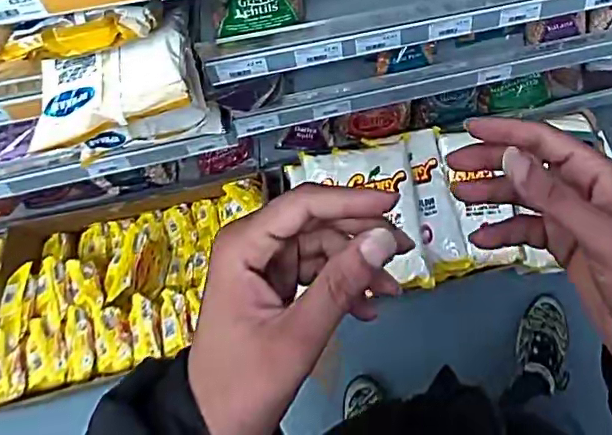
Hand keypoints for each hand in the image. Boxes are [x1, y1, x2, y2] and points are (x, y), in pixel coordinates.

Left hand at [189, 184, 412, 434]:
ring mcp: (265, 261)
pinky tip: (367, 304)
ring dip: (357, 264)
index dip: (349, 199)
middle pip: (317, 221)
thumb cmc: (238, 387)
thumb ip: (339, 286)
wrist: (211, 429)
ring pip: (323, 244)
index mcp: (243, 243)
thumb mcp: (296, 338)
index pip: (304, 204)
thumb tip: (379, 241)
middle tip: (400, 245)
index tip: (388, 202)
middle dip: (360, 233)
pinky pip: (319, 268)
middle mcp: (253, 242)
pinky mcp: (277, 280)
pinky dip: (345, 283)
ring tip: (389, 285)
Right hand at [447, 116, 611, 377]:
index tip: (472, 129)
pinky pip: (526, 228)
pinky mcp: (563, 244)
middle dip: (491, 161)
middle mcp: (578, 190)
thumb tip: (512, 159)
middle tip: (456, 165)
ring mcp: (569, 217)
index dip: (506, 132)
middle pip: (527, 165)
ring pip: (522, 195)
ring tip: (462, 195)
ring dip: (492, 193)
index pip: (543, 141)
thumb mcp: (598, 236)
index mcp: (594, 175)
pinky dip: (504, 230)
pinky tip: (484, 238)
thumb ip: (553, 197)